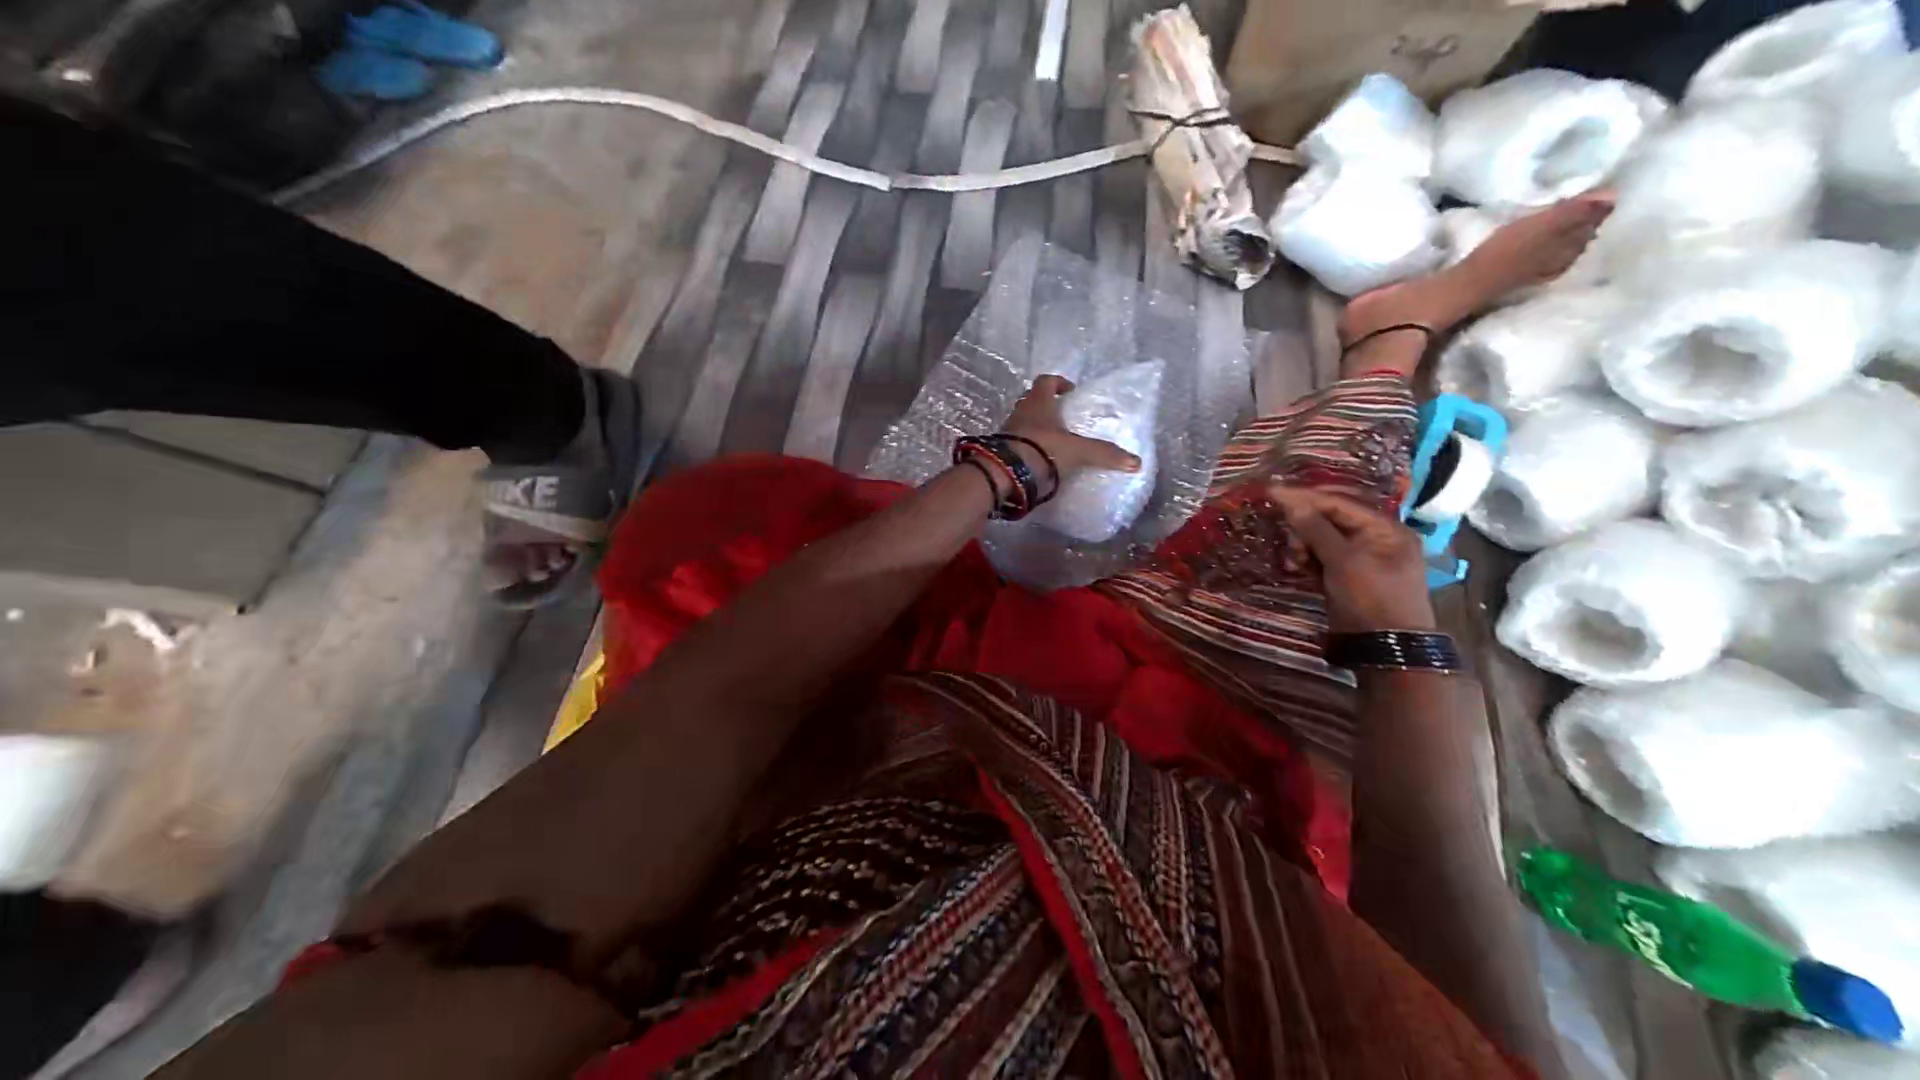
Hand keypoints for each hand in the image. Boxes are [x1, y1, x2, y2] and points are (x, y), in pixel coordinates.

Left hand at [1001, 375, 1141, 481]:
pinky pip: (1014, 443)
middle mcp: (1020, 412)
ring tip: (1052, 442)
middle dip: (1046, 407)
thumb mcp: (1078, 451)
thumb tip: (1136, 462)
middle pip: (1031, 401)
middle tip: (1063, 418)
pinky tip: (1038, 461)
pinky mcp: (999, 451)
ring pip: (1021, 422)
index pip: (1046, 381)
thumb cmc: (1043, 450)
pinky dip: (1026, 448)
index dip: (1058, 383)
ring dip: (1034, 428)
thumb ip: (1105, 454)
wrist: (1005, 473)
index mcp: (1038, 402)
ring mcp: (1006, 431)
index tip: (1070, 391)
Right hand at [1269, 487, 1435, 632]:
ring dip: (1304, 544)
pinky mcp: (1349, 578)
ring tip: (1294, 559)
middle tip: (1288, 540)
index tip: (1273, 492)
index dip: (1306, 497)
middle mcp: (1376, 539)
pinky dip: (1308, 559)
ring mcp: (1363, 559)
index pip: (1340, 502)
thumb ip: (1317, 529)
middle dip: (1305, 525)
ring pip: (1324, 539)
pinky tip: (1296, 567)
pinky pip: (1324, 558)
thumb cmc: (1370, 598)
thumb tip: (1292, 502)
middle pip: (1332, 519)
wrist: (1384, 648)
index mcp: (1386, 528)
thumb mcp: (1344, 561)